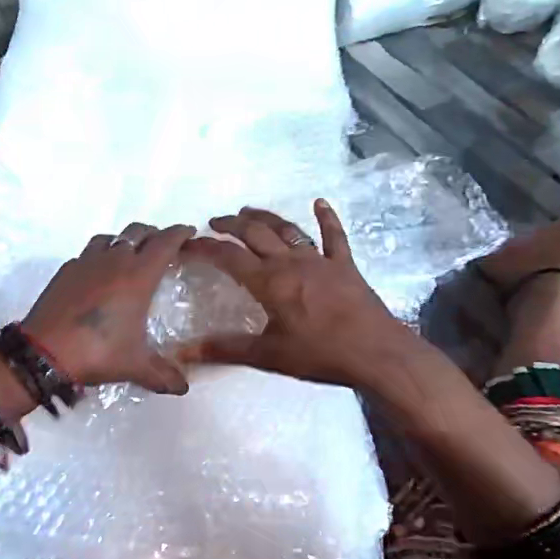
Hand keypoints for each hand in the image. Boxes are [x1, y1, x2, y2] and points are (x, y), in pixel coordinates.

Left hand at [22, 223, 196, 393]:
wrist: (44, 351)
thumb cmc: (98, 352)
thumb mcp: (135, 366)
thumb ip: (162, 375)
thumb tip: (183, 388)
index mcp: (138, 275)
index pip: (165, 242)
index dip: (179, 233)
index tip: (189, 232)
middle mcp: (113, 260)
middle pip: (137, 232)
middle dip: (153, 234)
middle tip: (162, 245)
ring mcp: (86, 262)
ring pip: (110, 238)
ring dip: (124, 241)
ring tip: (129, 255)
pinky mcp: (65, 271)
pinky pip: (87, 254)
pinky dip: (99, 257)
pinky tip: (98, 275)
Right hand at [179, 202, 422, 389]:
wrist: (376, 352)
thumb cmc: (320, 354)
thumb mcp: (268, 355)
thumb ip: (225, 349)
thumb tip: (183, 351)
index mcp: (269, 282)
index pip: (228, 257)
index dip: (205, 248)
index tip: (187, 244)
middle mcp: (291, 262)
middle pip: (255, 234)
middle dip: (231, 225)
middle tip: (214, 222)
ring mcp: (321, 260)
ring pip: (287, 230)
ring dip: (266, 218)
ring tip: (247, 211)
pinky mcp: (345, 265)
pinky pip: (334, 235)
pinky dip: (326, 218)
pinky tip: (320, 203)